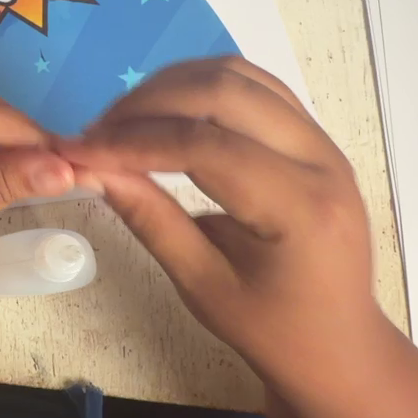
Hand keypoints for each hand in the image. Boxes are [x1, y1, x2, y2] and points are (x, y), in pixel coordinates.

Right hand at [58, 57, 386, 391]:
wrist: (339, 343)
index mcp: (300, 210)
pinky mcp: (309, 134)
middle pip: (223, 91)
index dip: (132, 142)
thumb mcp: (200, 284)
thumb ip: (148, 218)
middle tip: (96, 131)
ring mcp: (321, 140)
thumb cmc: (270, 327)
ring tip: (121, 120)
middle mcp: (321, 160)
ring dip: (169, 86)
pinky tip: (160, 111)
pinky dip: (195, 85)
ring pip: (236, 75)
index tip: (78, 150)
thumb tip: (89, 169)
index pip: (204, 147)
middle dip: (147, 103)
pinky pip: (248, 83)